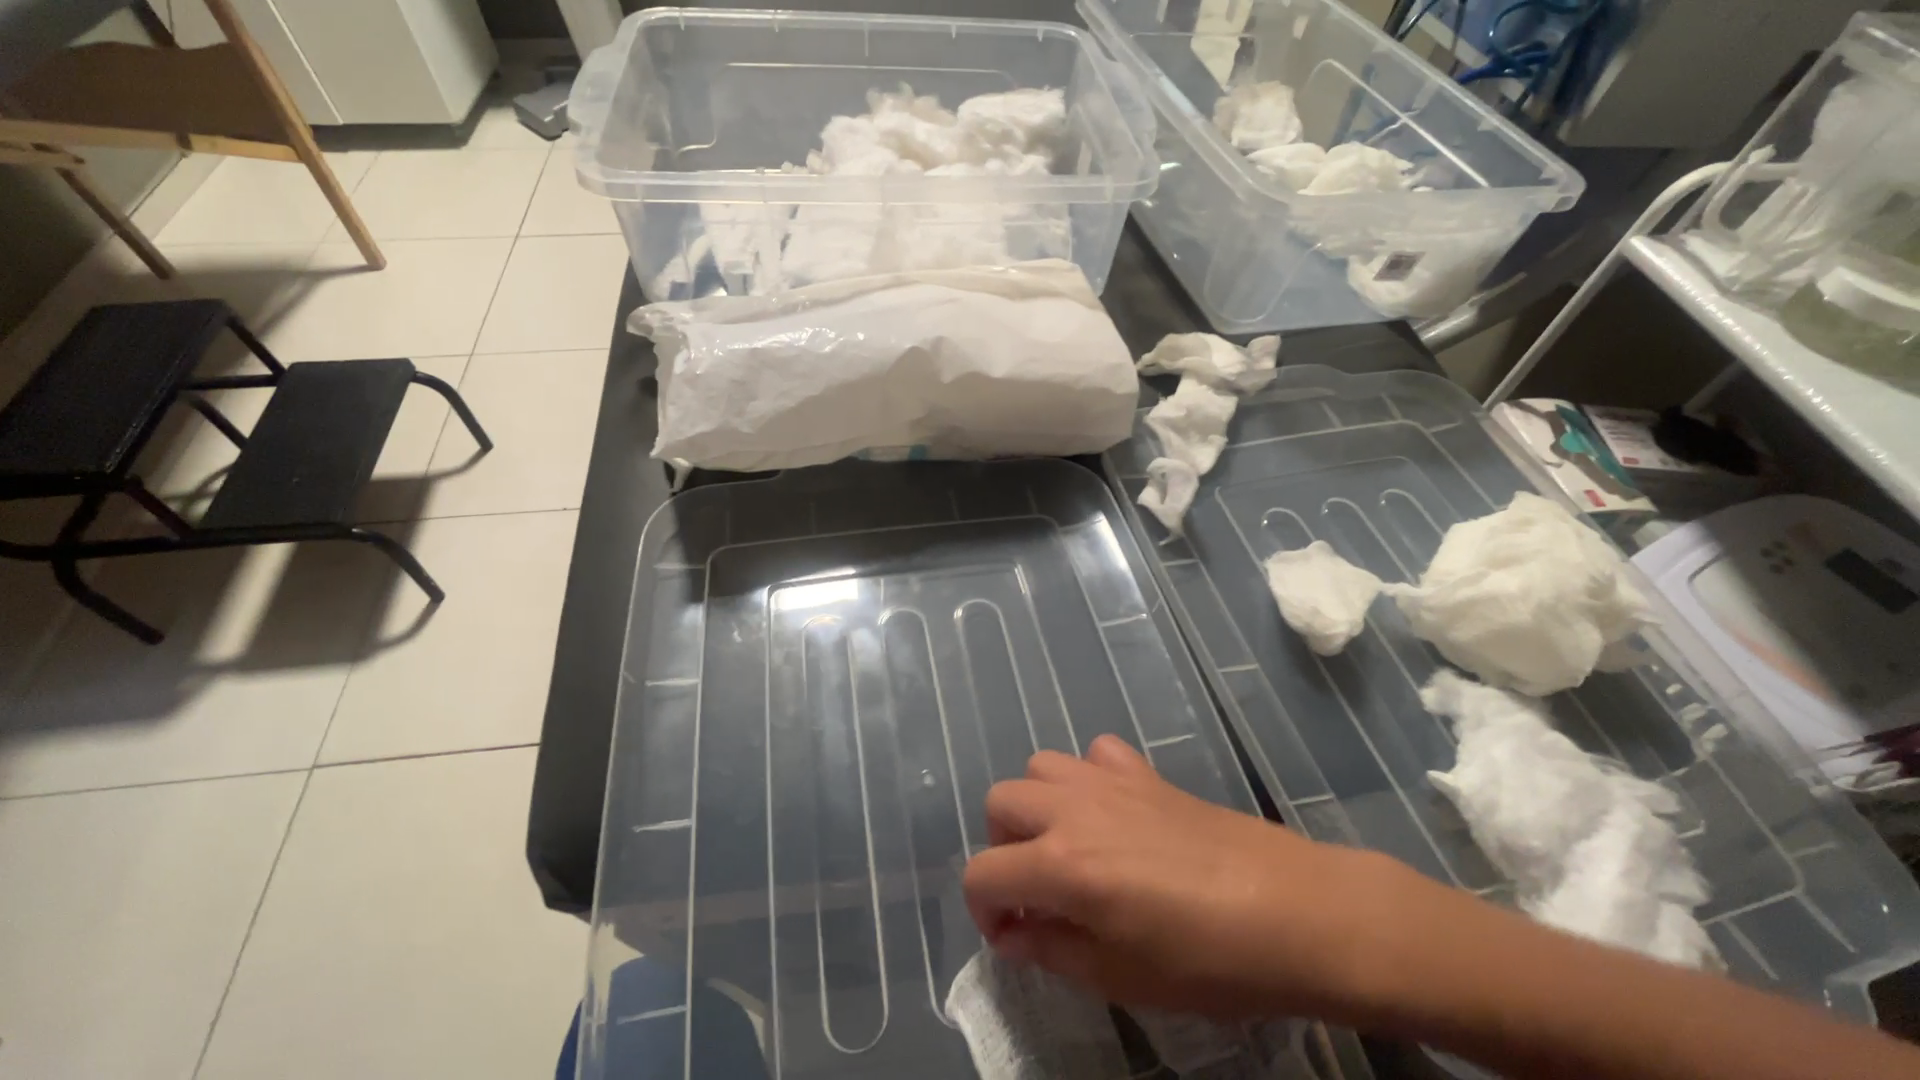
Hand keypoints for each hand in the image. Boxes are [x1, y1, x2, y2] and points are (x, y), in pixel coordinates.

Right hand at [963, 735, 1414, 1019]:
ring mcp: (1113, 783)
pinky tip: (1113, 813)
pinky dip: (1089, 777)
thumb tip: (1013, 934)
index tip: (1013, 937)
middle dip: (1003, 849)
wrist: (1298, 914)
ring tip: (1069, 847)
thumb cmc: (1210, 962)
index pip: (983, 875)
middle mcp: (1075, 810)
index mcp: (1063, 866)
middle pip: (1000, 804)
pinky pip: (1096, 753)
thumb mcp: (1121, 976)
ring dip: (1038, 806)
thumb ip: (1052, 950)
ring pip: (1040, 767)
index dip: (984, 912)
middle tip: (1039, 891)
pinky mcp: (1149, 774)